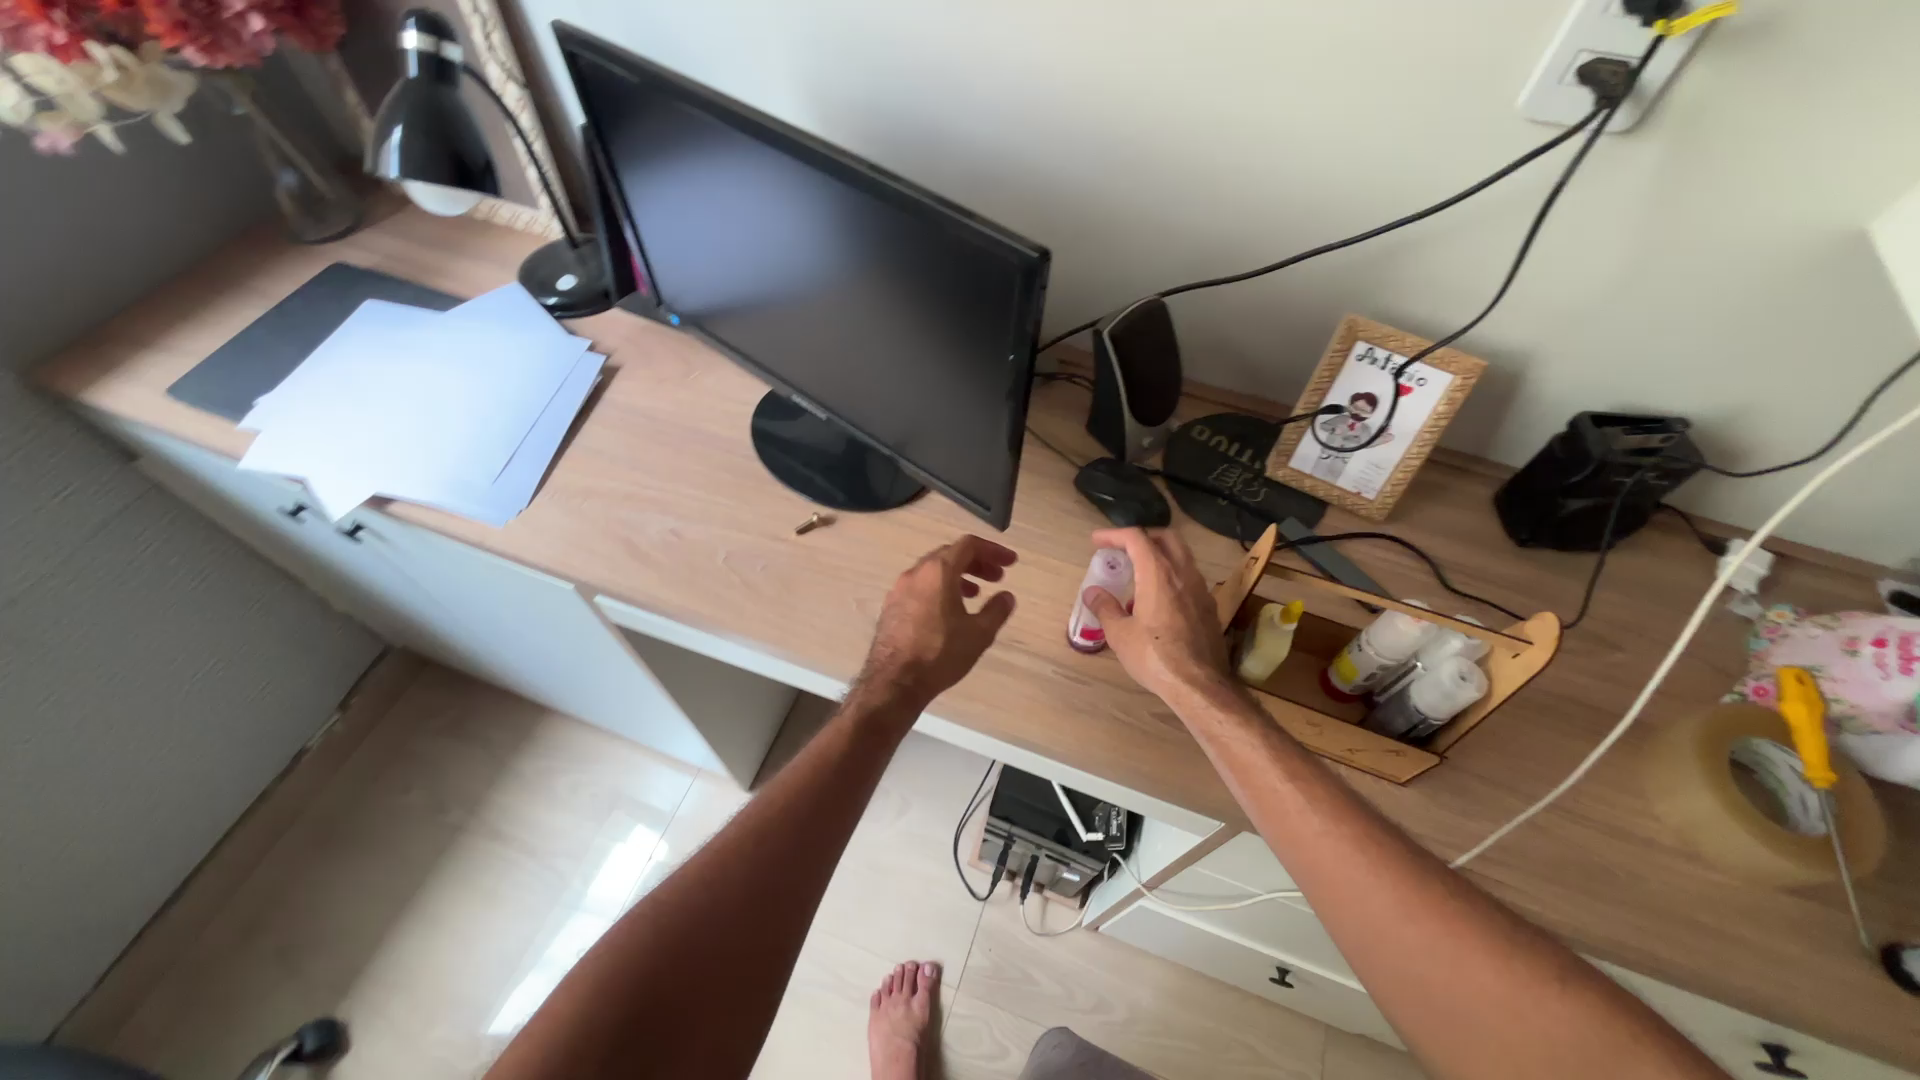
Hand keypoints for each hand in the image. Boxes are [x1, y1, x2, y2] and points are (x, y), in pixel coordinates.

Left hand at [857, 535, 1018, 709]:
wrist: (894, 682)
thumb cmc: (940, 654)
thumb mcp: (979, 634)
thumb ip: (996, 610)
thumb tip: (1007, 597)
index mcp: (938, 571)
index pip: (968, 545)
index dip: (993, 550)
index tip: (1011, 562)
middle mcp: (915, 573)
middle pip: (949, 554)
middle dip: (976, 563)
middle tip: (997, 578)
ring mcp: (899, 589)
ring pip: (932, 571)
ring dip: (957, 576)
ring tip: (975, 595)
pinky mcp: (890, 607)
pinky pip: (920, 587)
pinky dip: (939, 589)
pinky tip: (948, 612)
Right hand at [1083, 528, 1232, 703]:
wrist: (1198, 684)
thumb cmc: (1154, 656)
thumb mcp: (1120, 634)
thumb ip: (1105, 608)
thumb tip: (1092, 592)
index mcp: (1158, 574)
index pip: (1137, 538)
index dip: (1114, 535)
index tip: (1097, 541)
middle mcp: (1183, 574)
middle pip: (1166, 538)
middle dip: (1142, 537)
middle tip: (1122, 550)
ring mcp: (1201, 589)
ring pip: (1182, 556)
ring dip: (1159, 556)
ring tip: (1138, 575)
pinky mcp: (1209, 606)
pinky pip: (1189, 578)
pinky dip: (1171, 576)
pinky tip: (1158, 599)